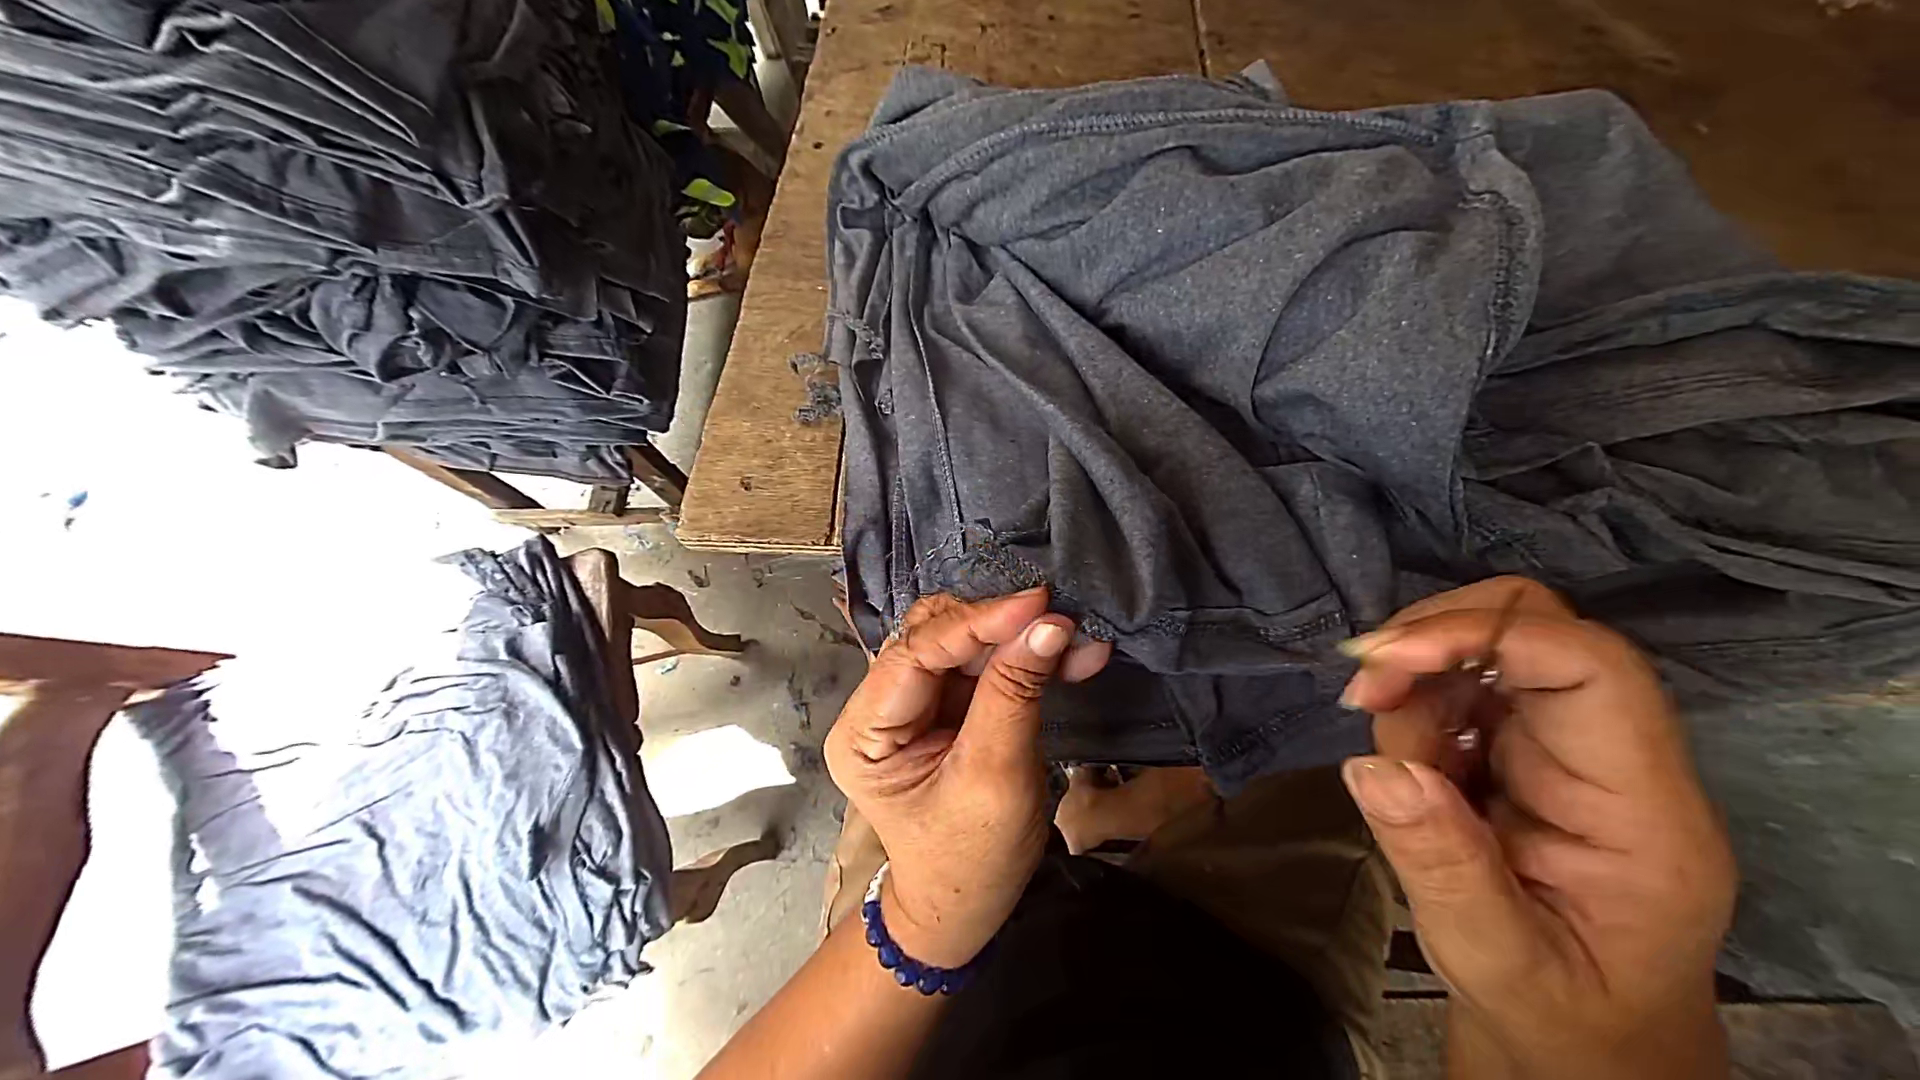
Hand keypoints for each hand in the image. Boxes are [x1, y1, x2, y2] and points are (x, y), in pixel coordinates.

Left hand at [825, 589, 1110, 966]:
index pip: (916, 652)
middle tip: (1058, 622)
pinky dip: (1025, 659)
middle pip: (935, 637)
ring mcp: (913, 704)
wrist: (966, 907)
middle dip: (999, 626)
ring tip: (1074, 639)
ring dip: (1019, 639)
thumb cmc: (971, 860)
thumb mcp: (995, 778)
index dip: (977, 621)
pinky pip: (985, 666)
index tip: (1038, 604)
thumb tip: (1050, 626)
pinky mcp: (946, 706)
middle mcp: (879, 706)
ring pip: (964, 644)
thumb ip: (1016, 693)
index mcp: (864, 731)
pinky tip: (1071, 658)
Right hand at [1339, 577, 1736, 1079]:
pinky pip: (1451, 684)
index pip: (1587, 665)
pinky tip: (1411, 769)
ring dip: (1409, 691)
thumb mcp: (1496, 959)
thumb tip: (1375, 769)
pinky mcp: (1518, 744)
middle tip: (1365, 697)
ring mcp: (1562, 744)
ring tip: (1404, 777)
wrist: (1581, 1037)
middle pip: (1530, 626)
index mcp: (1639, 807)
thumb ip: (1441, 866)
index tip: (1381, 659)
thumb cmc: (1559, 1012)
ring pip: (1474, 649)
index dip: (1481, 633)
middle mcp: (1609, 755)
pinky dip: (1408, 708)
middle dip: (1429, 643)